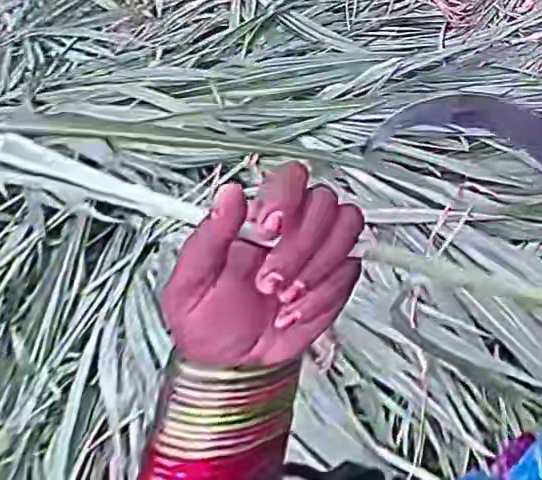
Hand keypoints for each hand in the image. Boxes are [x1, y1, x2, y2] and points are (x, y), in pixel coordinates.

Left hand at [159, 163, 364, 367]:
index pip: (291, 176)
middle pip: (324, 201)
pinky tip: (294, 312)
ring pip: (347, 226)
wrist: (229, 365)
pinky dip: (323, 296)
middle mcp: (297, 222)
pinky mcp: (338, 275)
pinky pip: (350, 269)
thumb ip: (210, 235)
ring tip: (285, 298)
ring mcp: (322, 246)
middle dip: (299, 246)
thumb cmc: (207, 319)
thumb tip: (228, 194)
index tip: (271, 228)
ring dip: (318, 266)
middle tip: (270, 280)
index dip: (288, 196)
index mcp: (261, 213)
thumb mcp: (191, 281)